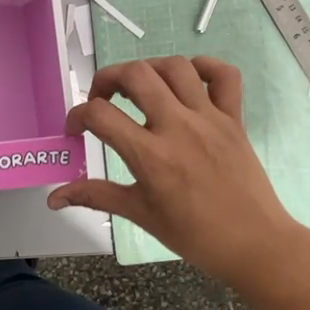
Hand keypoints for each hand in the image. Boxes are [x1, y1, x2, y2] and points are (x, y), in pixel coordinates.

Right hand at [48, 57, 308, 284]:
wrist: (255, 243)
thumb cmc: (193, 234)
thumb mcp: (139, 214)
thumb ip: (95, 196)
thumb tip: (54, 199)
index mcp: (150, 155)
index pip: (100, 115)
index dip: (77, 116)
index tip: (75, 130)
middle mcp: (178, 127)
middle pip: (136, 75)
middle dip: (107, 78)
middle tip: (102, 99)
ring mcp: (209, 119)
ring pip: (175, 67)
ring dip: (149, 69)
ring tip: (139, 88)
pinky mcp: (234, 118)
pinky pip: (223, 75)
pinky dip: (203, 66)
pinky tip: (186, 79)